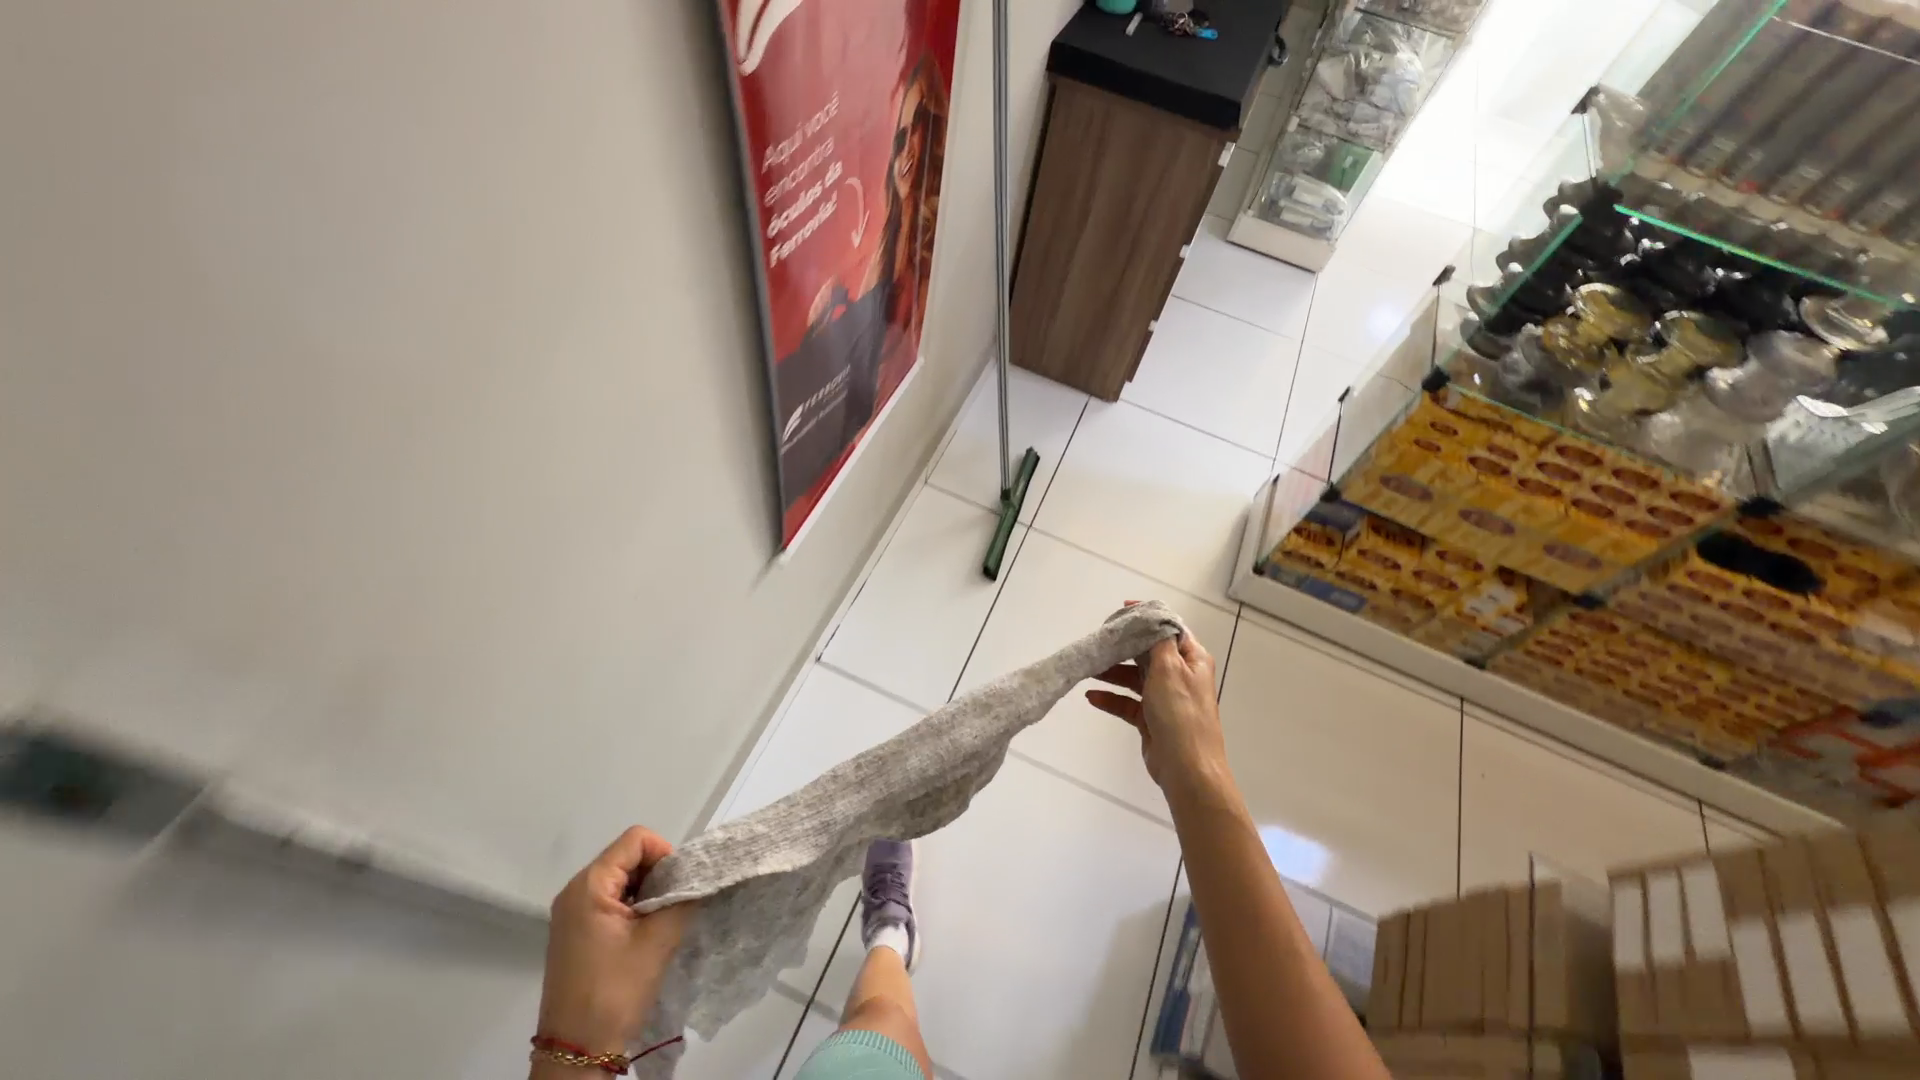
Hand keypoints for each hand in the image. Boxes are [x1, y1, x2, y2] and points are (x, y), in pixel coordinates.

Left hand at [537, 826, 696, 1055]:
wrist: (576, 1051)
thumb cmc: (615, 990)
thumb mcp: (658, 941)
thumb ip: (682, 899)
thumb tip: (700, 879)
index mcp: (589, 886)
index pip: (635, 840)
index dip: (664, 854)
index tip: (679, 886)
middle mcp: (575, 891)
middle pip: (627, 857)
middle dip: (658, 875)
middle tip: (675, 906)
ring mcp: (572, 913)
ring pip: (621, 880)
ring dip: (647, 894)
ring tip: (662, 924)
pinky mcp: (576, 933)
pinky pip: (610, 902)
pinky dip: (633, 909)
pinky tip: (645, 937)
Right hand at [1086, 629, 1230, 798]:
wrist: (1187, 768)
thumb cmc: (1180, 713)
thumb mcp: (1170, 668)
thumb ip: (1158, 641)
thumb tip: (1152, 617)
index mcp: (1191, 659)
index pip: (1168, 629)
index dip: (1146, 618)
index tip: (1121, 611)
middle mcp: (1180, 675)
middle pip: (1147, 653)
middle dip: (1123, 646)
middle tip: (1099, 640)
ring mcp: (1165, 698)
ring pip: (1134, 677)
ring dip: (1112, 672)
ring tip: (1089, 668)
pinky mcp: (1151, 719)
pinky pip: (1127, 702)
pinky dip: (1111, 698)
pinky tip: (1091, 696)